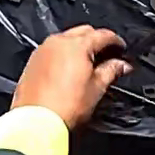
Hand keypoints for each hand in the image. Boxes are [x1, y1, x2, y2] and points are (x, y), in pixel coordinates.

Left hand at [12, 25, 131, 129]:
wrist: (36, 123)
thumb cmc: (66, 107)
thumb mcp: (96, 88)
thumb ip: (111, 70)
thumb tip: (122, 65)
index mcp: (77, 45)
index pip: (102, 35)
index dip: (116, 41)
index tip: (122, 49)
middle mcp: (58, 42)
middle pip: (84, 32)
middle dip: (97, 40)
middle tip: (108, 55)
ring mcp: (43, 50)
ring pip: (67, 38)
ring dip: (79, 45)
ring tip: (89, 62)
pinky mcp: (33, 60)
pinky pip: (53, 49)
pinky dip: (64, 53)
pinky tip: (69, 68)